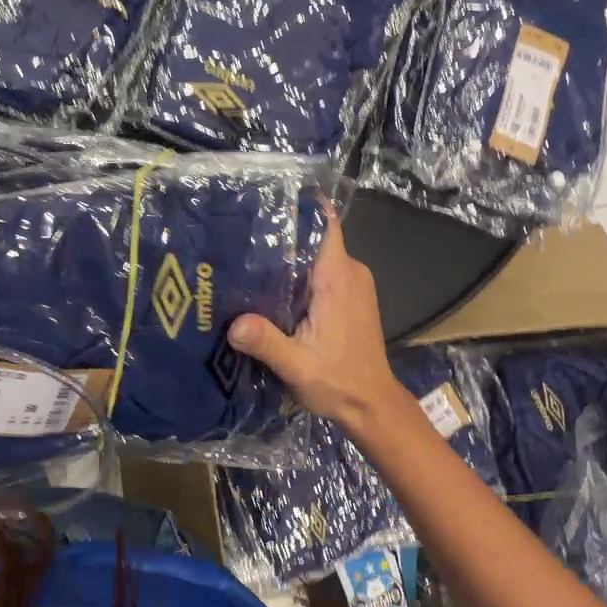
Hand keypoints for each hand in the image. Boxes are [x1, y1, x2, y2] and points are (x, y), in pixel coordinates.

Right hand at [226, 215, 411, 433]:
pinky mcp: (350, 295)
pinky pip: (321, 270)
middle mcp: (350, 271)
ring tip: (246, 258)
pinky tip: (269, 285)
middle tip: (238, 234)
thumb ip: (267, 343)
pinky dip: (298, 272)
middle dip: (280, 234)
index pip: (324, 223)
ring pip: (316, 254)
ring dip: (287, 256)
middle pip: (313, 236)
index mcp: (338, 277)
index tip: (263, 199)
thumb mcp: (297, 366)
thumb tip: (233, 325)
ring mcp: (353, 282)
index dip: (297, 207)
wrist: (373, 407)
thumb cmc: (339, 383)